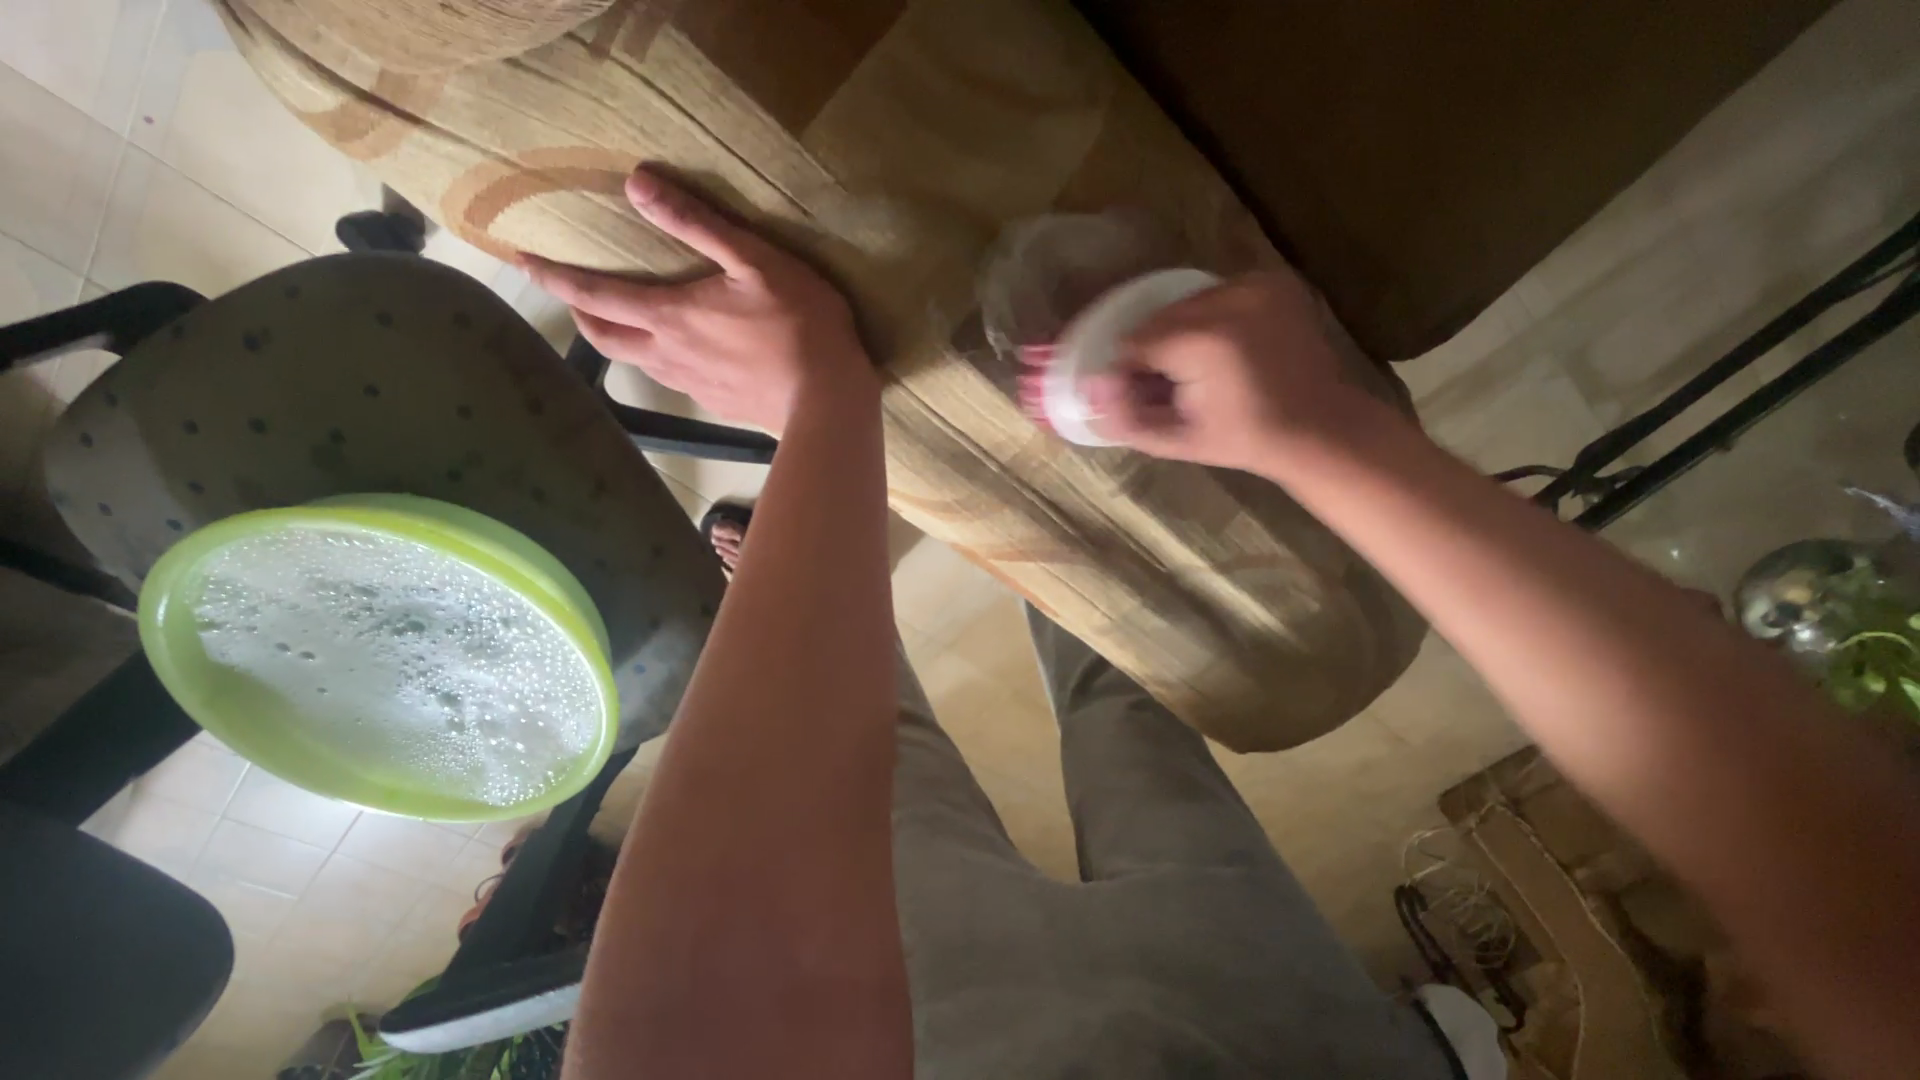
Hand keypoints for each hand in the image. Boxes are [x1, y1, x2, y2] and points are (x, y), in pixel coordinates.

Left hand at [519, 167, 875, 434]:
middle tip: (572, 296)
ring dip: (619, 338)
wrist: (828, 400)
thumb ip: (697, 223)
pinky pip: (678, 380)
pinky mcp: (718, 405)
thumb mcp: (754, 260)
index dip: (555, 278)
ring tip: (623, 322)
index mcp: (670, 314)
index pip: (595, 294)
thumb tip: (638, 183)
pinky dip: (665, 360)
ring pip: (638, 361)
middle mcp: (669, 353)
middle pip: (604, 336)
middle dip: (580, 313)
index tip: (523, 262)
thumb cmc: (798, 323)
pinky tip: (688, 354)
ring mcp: (692, 385)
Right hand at [1087, 269, 1376, 472]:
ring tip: (1195, 366)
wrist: (1318, 426)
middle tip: (1168, 382)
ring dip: (1179, 330)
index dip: (1131, 370)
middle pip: (1159, 317)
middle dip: (1154, 348)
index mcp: (1204, 339)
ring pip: (1185, 303)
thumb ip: (1124, 415)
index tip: (1143, 393)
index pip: (1135, 341)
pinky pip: (1216, 294)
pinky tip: (1221, 348)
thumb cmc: (1243, 440)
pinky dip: (1208, 317)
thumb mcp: (1176, 440)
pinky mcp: (1271, 281)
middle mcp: (1229, 299)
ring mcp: (1255, 285)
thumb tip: (1088, 386)